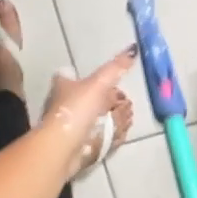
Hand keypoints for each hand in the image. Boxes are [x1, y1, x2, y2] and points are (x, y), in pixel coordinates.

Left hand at [33, 46, 136, 179]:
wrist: (63, 149)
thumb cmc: (76, 111)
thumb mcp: (98, 84)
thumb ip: (116, 67)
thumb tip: (133, 48)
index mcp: (65, 86)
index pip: (82, 78)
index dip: (101, 81)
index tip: (117, 86)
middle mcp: (67, 104)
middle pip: (96, 100)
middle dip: (115, 103)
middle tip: (126, 106)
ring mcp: (74, 125)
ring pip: (101, 118)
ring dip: (117, 119)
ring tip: (126, 120)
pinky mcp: (81, 144)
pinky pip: (102, 136)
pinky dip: (113, 135)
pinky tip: (120, 134)